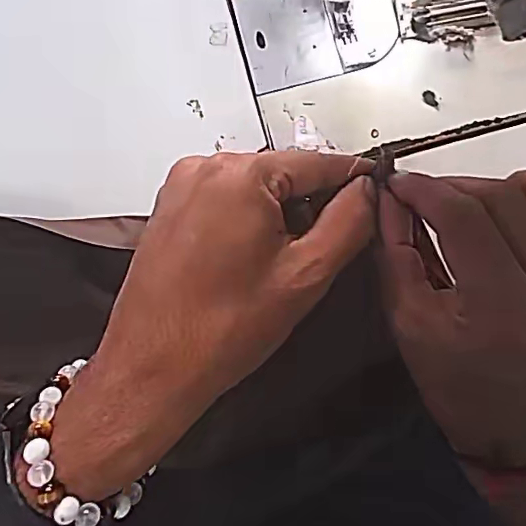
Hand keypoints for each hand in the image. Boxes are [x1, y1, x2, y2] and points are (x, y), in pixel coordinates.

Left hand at [53, 152, 375, 494]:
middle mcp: (204, 169)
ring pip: (254, 187)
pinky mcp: (170, 208)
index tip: (371, 190)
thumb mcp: (306, 274)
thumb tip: (365, 191)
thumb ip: (350, 221)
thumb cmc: (214, 330)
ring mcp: (181, 187)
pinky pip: (224, 200)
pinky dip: (246, 221)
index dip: (352, 179)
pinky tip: (246, 264)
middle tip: (319, 252)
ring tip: (273, 268)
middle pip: (283, 171)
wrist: (153, 365)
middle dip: (309, 204)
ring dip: (277, 215)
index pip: (318, 161)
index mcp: (240, 176)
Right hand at [376, 170, 525, 470]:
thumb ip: (396, 253)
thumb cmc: (458, 386)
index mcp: (500, 310)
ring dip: (525, 184)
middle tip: (430, 197)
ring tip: (492, 200)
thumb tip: (390, 199)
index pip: (462, 217)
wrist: (514, 430)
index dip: (423, 190)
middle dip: (455, 187)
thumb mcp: (408, 323)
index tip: (401, 186)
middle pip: (507, 200)